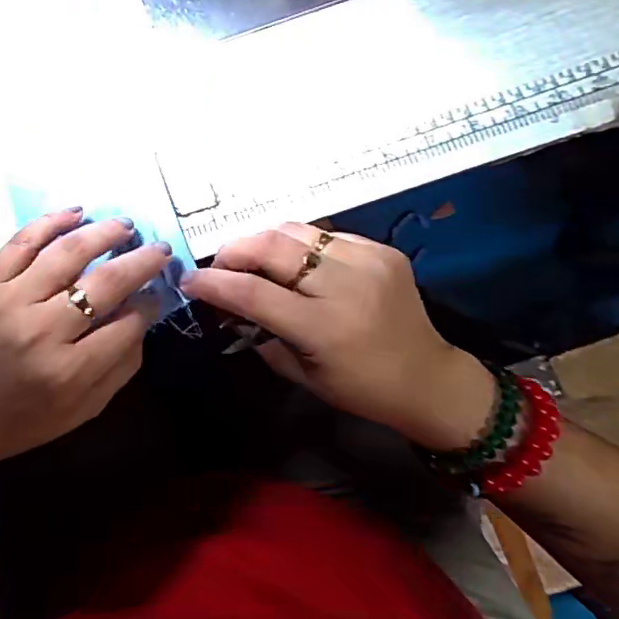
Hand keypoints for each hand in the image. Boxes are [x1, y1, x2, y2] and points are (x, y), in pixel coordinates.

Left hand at [0, 208, 170, 491]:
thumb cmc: (21, 420)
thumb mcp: (83, 410)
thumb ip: (122, 365)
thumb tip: (144, 314)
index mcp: (69, 371)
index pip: (128, 323)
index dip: (152, 303)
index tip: (159, 292)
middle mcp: (41, 331)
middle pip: (106, 282)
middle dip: (142, 261)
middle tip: (160, 249)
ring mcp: (10, 301)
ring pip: (68, 253)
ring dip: (105, 233)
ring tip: (125, 226)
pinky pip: (22, 242)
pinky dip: (52, 222)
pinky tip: (78, 214)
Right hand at [179, 222, 493, 451]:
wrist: (428, 377)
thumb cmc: (362, 388)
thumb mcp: (304, 375)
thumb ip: (263, 337)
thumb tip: (231, 306)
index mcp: (324, 327)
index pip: (254, 293)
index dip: (214, 283)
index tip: (190, 280)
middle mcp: (345, 285)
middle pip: (273, 247)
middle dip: (235, 250)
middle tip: (220, 265)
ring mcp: (368, 261)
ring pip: (297, 230)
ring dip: (264, 240)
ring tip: (251, 257)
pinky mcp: (382, 250)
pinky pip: (326, 235)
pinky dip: (301, 245)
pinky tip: (295, 262)